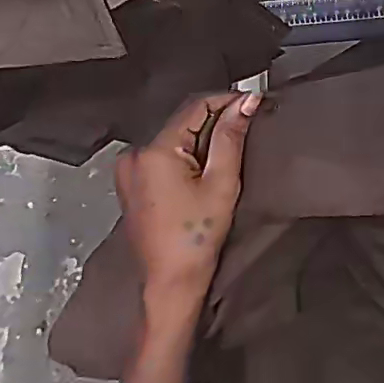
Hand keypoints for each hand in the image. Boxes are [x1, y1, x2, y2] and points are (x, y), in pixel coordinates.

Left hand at [115, 91, 260, 326]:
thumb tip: (246, 101)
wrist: (171, 281)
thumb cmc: (197, 237)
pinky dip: (187, 156)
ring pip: (174, 139)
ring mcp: (130, 171)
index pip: (195, 107)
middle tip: (248, 128)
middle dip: (216, 122)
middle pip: (183, 122)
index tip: (253, 102)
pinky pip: (163, 157)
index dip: (226, 101)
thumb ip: (231, 137)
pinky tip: (206, 171)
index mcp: (154, 151)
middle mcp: (135, 155)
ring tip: (230, 152)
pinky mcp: (132, 185)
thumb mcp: (221, 183)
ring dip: (202, 140)